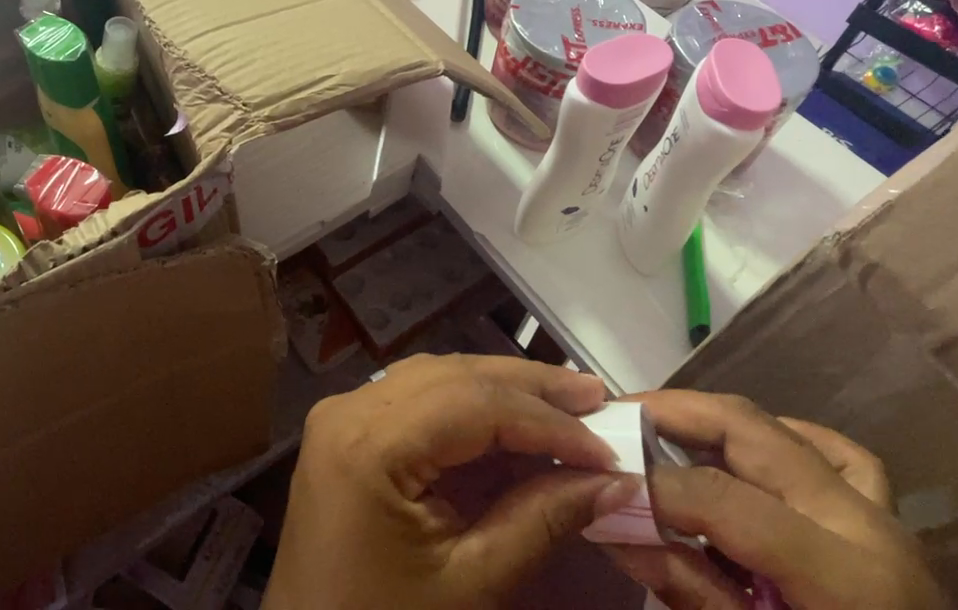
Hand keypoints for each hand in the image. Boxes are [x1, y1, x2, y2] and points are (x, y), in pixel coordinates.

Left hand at [264, 354, 639, 609]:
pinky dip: (469, 407)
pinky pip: (416, 399)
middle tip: (596, 398)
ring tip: (567, 404)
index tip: (609, 446)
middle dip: (529, 386)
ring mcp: (342, 414)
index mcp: (369, 443)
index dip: (548, 421)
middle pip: (454, 375)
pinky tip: (512, 422)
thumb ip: (542, 520)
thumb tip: (615, 481)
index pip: (475, 403)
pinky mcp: (346, 429)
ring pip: (436, 377)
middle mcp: (349, 408)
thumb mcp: (473, 582)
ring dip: (502, 389)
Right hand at [605, 390, 947, 609]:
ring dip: (712, 421)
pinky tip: (742, 456)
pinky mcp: (890, 526)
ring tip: (658, 432)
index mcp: (846, 578)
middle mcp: (866, 527)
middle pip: (749, 430)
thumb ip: (688, 591)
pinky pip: (834, 456)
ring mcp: (885, 519)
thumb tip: (610, 525)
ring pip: (784, 429)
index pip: (722, 498)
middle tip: (610, 417)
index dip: (653, 485)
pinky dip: (777, 440)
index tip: (599, 484)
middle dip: (669, 413)